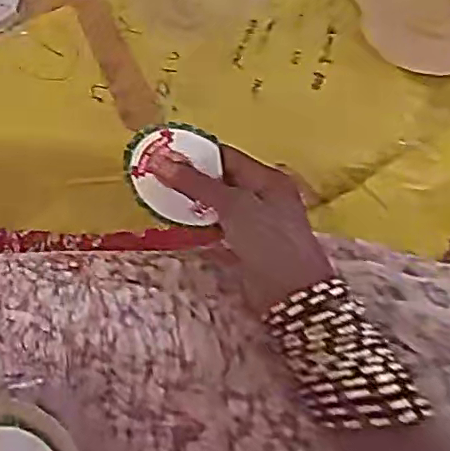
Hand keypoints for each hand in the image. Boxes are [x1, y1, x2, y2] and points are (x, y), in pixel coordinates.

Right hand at [144, 144, 334, 308]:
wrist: (292, 297)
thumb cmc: (269, 242)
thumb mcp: (232, 205)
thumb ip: (195, 182)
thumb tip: (160, 160)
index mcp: (267, 179)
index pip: (226, 156)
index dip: (195, 153)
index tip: (164, 152)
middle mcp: (263, 198)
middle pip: (219, 180)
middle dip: (190, 177)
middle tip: (157, 174)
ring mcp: (254, 224)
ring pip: (215, 205)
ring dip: (191, 202)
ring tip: (161, 196)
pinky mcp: (244, 247)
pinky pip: (215, 228)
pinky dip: (197, 225)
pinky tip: (176, 223)